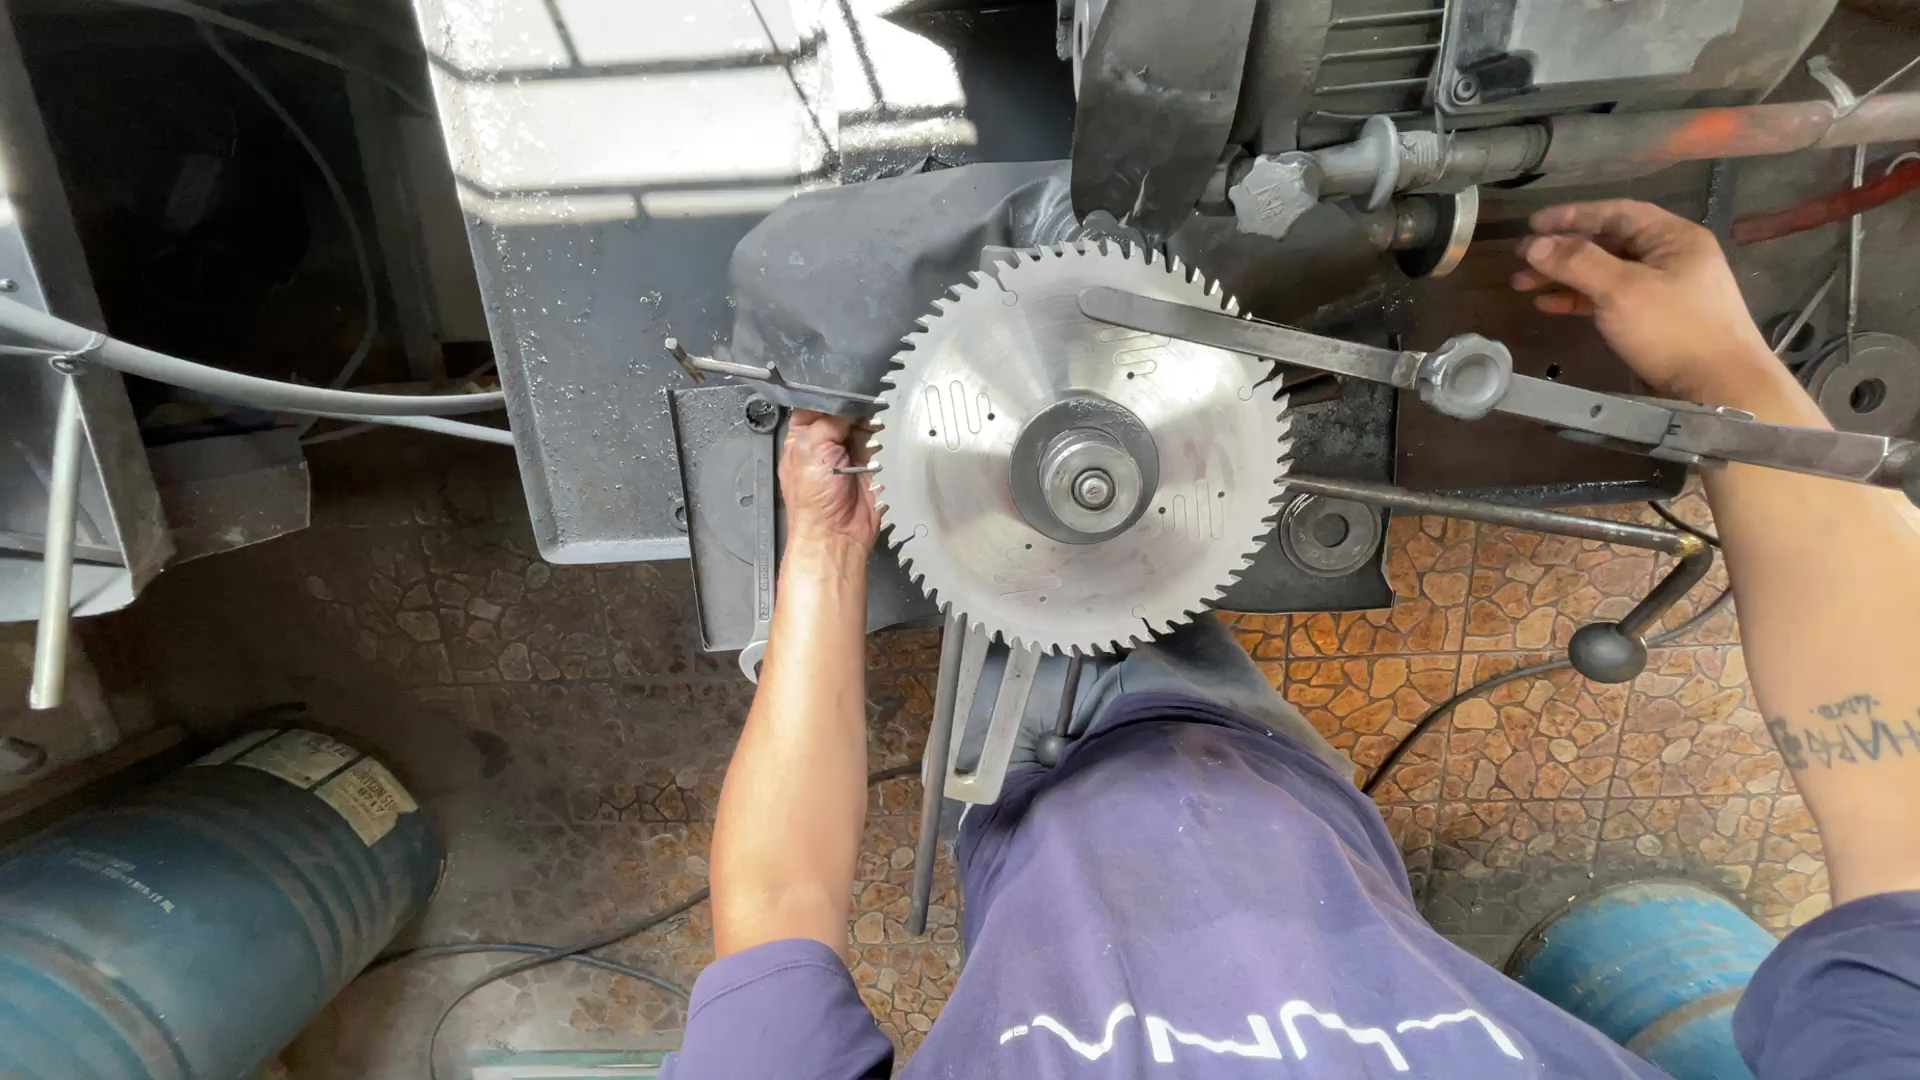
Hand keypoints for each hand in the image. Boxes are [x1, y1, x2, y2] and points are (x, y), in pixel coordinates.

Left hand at [779, 410, 881, 551]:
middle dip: (851, 408)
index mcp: (801, 438)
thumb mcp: (812, 448)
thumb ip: (830, 421)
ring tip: (868, 421)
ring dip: (865, 422)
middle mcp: (822, 444)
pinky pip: (874, 442)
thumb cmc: (813, 499)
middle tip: (859, 403)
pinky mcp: (866, 464)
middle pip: (840, 412)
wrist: (837, 533)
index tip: (843, 388)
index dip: (828, 396)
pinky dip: (876, 437)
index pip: (814, 405)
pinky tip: (874, 436)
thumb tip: (850, 406)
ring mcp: (845, 454)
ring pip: (859, 425)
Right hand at [1511, 200, 1776, 404]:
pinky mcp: (1646, 314)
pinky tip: (1547, 304)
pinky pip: (1603, 297)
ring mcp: (1658, 286)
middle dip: (1561, 249)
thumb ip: (1578, 264)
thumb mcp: (1621, 290)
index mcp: (1672, 238)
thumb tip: (1534, 244)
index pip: (1618, 213)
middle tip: (1520, 256)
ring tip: (1522, 283)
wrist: (1712, 381)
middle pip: (1606, 242)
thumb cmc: (1672, 328)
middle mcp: (1667, 256)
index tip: (1533, 223)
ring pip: (1600, 271)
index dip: (1573, 215)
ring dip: (1561, 275)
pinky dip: (1573, 297)